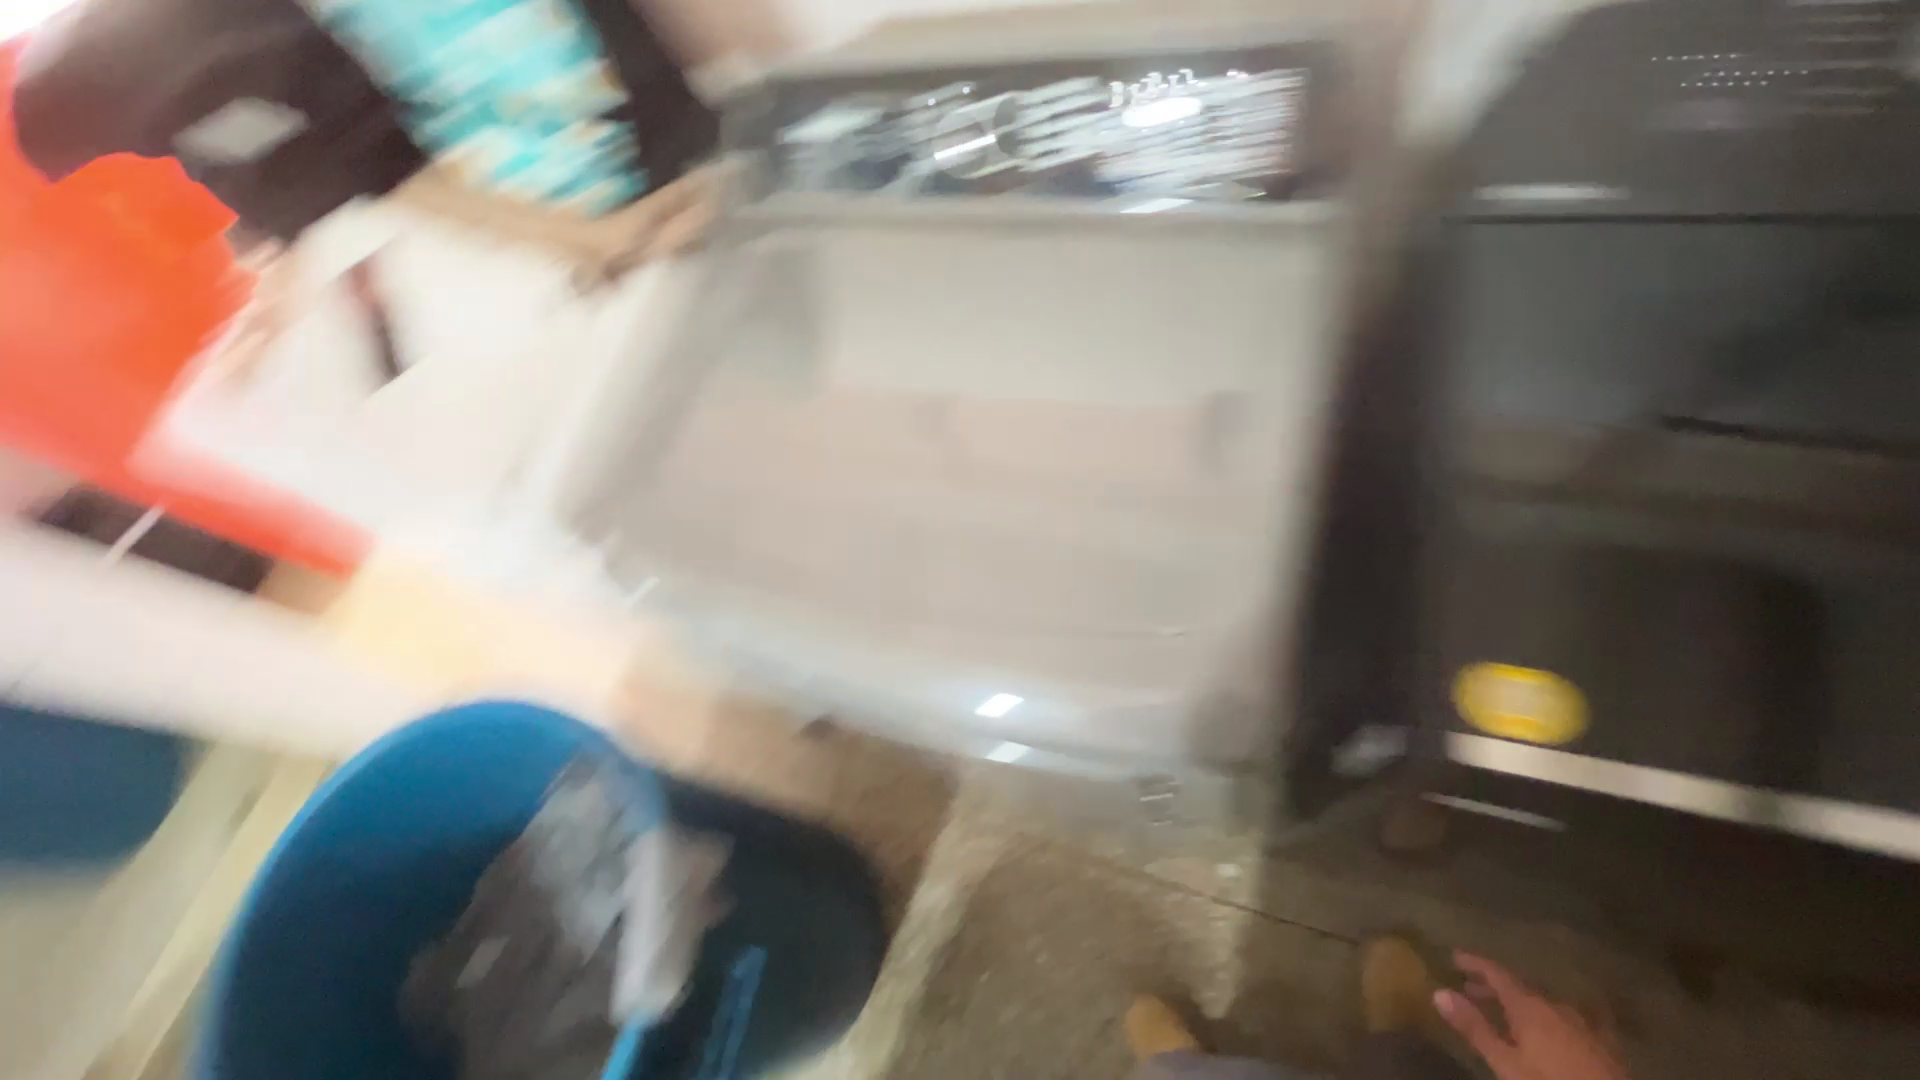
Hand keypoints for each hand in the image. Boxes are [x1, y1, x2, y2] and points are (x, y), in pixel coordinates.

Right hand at [1434, 952, 1629, 1079]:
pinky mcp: (1605, 1046)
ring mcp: (1585, 1025)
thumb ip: (1474, 1028)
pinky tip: (1555, 1030)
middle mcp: (1557, 1006)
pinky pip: (1573, 1020)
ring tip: (1505, 1012)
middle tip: (1469, 989)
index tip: (1453, 956)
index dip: (1474, 963)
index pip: (1497, 973)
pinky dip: (1552, 1018)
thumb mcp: (1506, 1063)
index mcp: (1530, 1006)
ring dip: (1521, 1003)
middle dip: (1493, 986)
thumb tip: (1438, 991)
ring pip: (1545, 1003)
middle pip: (1520, 987)